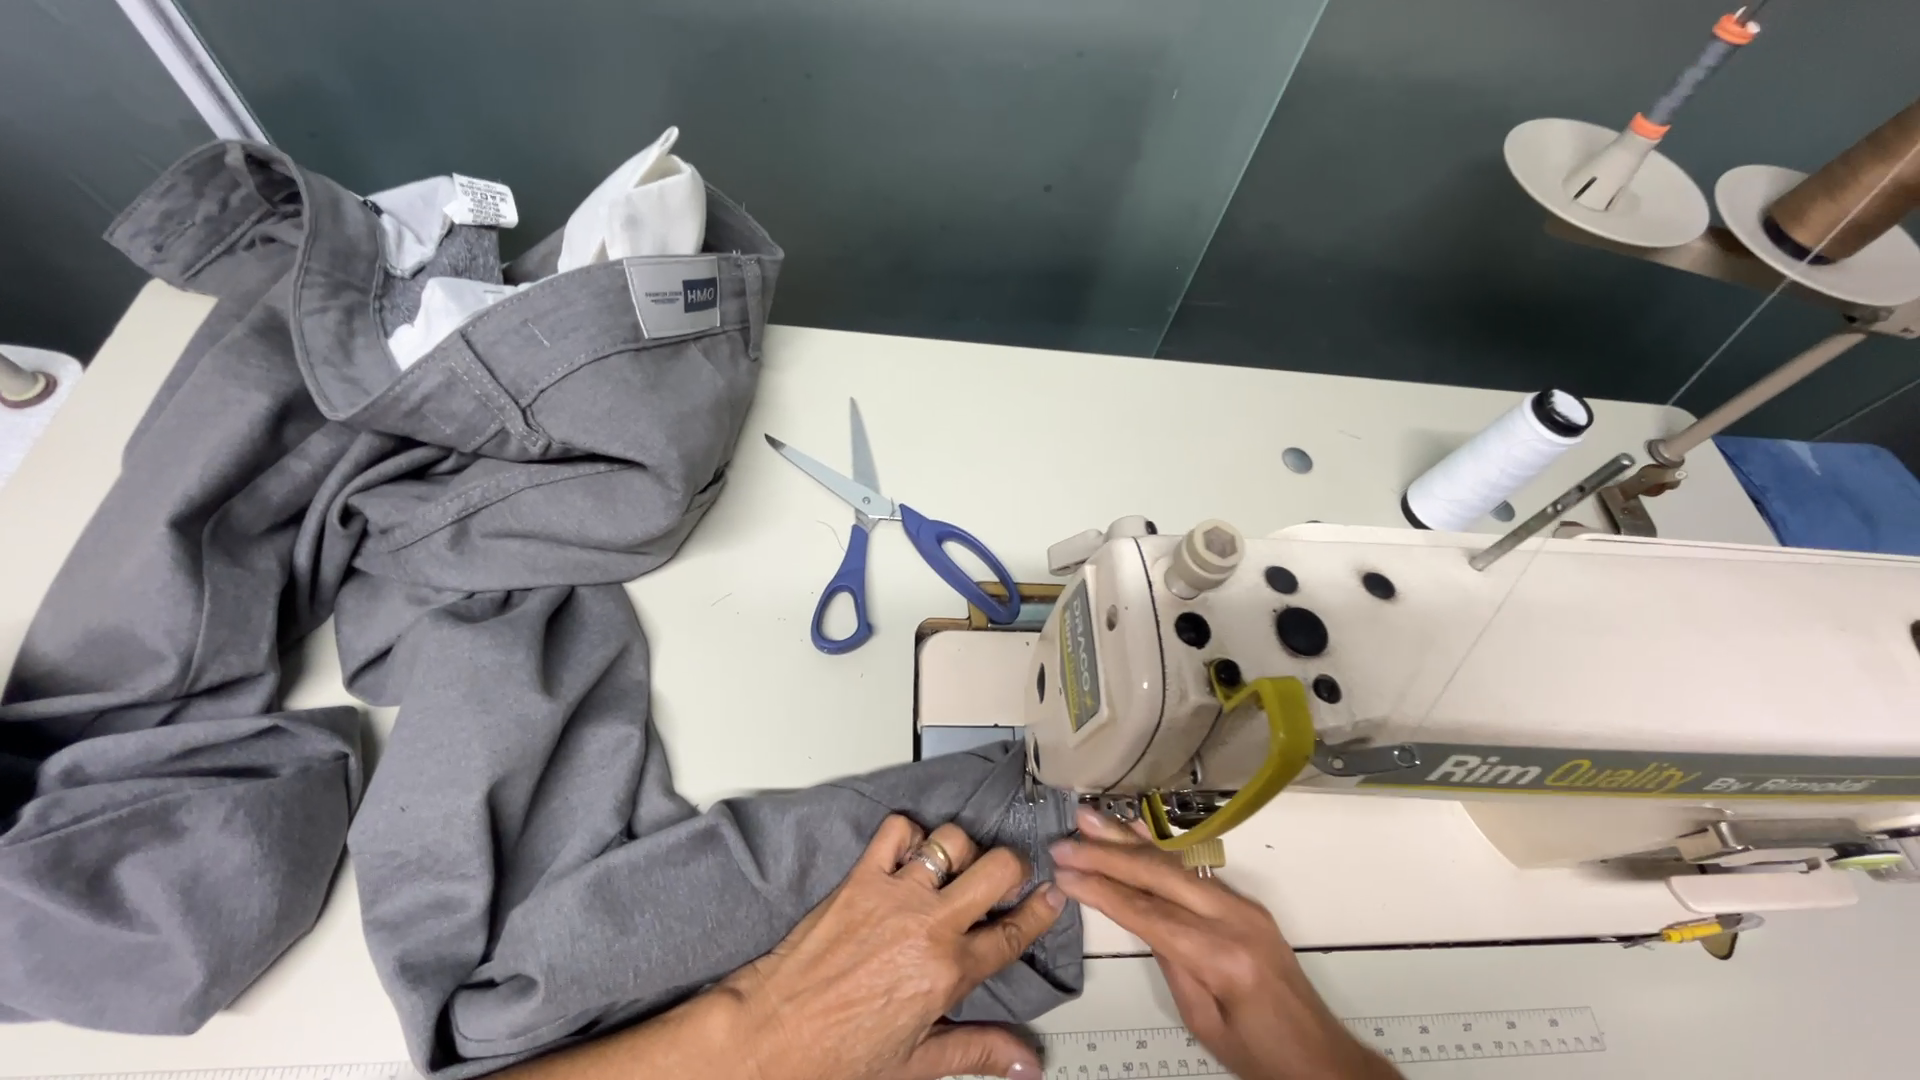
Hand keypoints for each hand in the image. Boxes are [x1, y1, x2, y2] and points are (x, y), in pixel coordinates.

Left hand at [719, 814, 1066, 1079]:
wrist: (772, 1034)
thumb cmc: (837, 1053)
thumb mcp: (917, 1063)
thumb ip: (978, 1051)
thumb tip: (1024, 1063)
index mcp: (947, 973)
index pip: (1012, 933)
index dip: (1040, 911)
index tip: (1051, 896)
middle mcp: (927, 925)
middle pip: (997, 869)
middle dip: (1014, 868)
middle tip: (1008, 877)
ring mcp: (894, 895)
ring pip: (952, 841)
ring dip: (962, 849)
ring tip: (956, 867)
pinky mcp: (860, 878)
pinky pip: (897, 831)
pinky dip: (909, 833)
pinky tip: (910, 854)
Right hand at [1051, 808, 1397, 1079]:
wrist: (1322, 1058)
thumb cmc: (1260, 1056)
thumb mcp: (1203, 1021)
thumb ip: (1171, 963)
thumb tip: (1139, 916)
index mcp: (1222, 957)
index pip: (1148, 913)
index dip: (1102, 889)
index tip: (1064, 872)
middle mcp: (1234, 919)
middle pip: (1158, 876)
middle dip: (1106, 854)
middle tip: (1065, 841)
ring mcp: (1242, 905)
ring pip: (1174, 863)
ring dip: (1127, 839)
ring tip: (1089, 817)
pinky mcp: (1245, 903)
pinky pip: (1193, 869)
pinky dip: (1160, 846)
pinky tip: (1135, 827)